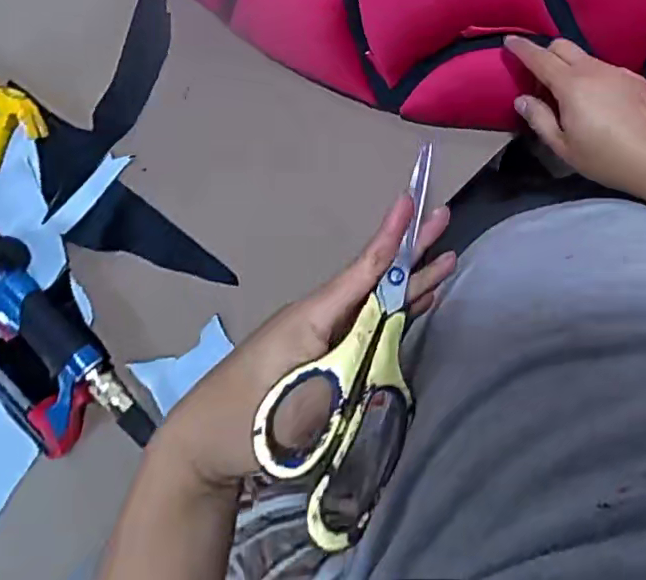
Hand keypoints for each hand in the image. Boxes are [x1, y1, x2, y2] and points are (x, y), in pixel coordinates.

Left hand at [150, 195, 454, 490]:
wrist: (201, 444)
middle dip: (411, 250)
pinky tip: (416, 306)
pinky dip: (394, 312)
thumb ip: (350, 368)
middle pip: (374, 279)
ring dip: (409, 283)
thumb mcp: (304, 400)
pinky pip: (365, 325)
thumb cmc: (247, 420)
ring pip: (374, 302)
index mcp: (314, 316)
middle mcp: (320, 317)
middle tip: (443, 217)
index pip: (362, 270)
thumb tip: (385, 345)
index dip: (390, 237)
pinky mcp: (321, 356)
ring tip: (444, 261)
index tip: (409, 201)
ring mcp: (320, 336)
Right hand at [504, 35, 645, 198]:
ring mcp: (618, 71)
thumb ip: (539, 120)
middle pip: (562, 46)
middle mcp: (593, 70)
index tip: (509, 41)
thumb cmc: (610, 159)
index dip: (521, 48)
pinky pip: (605, 69)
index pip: (539, 58)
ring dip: (570, 67)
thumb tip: (522, 99)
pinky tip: (600, 102)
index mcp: (571, 85)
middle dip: (545, 53)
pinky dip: (592, 76)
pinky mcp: (636, 78)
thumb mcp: (565, 148)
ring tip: (571, 96)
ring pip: (585, 58)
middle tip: (538, 78)